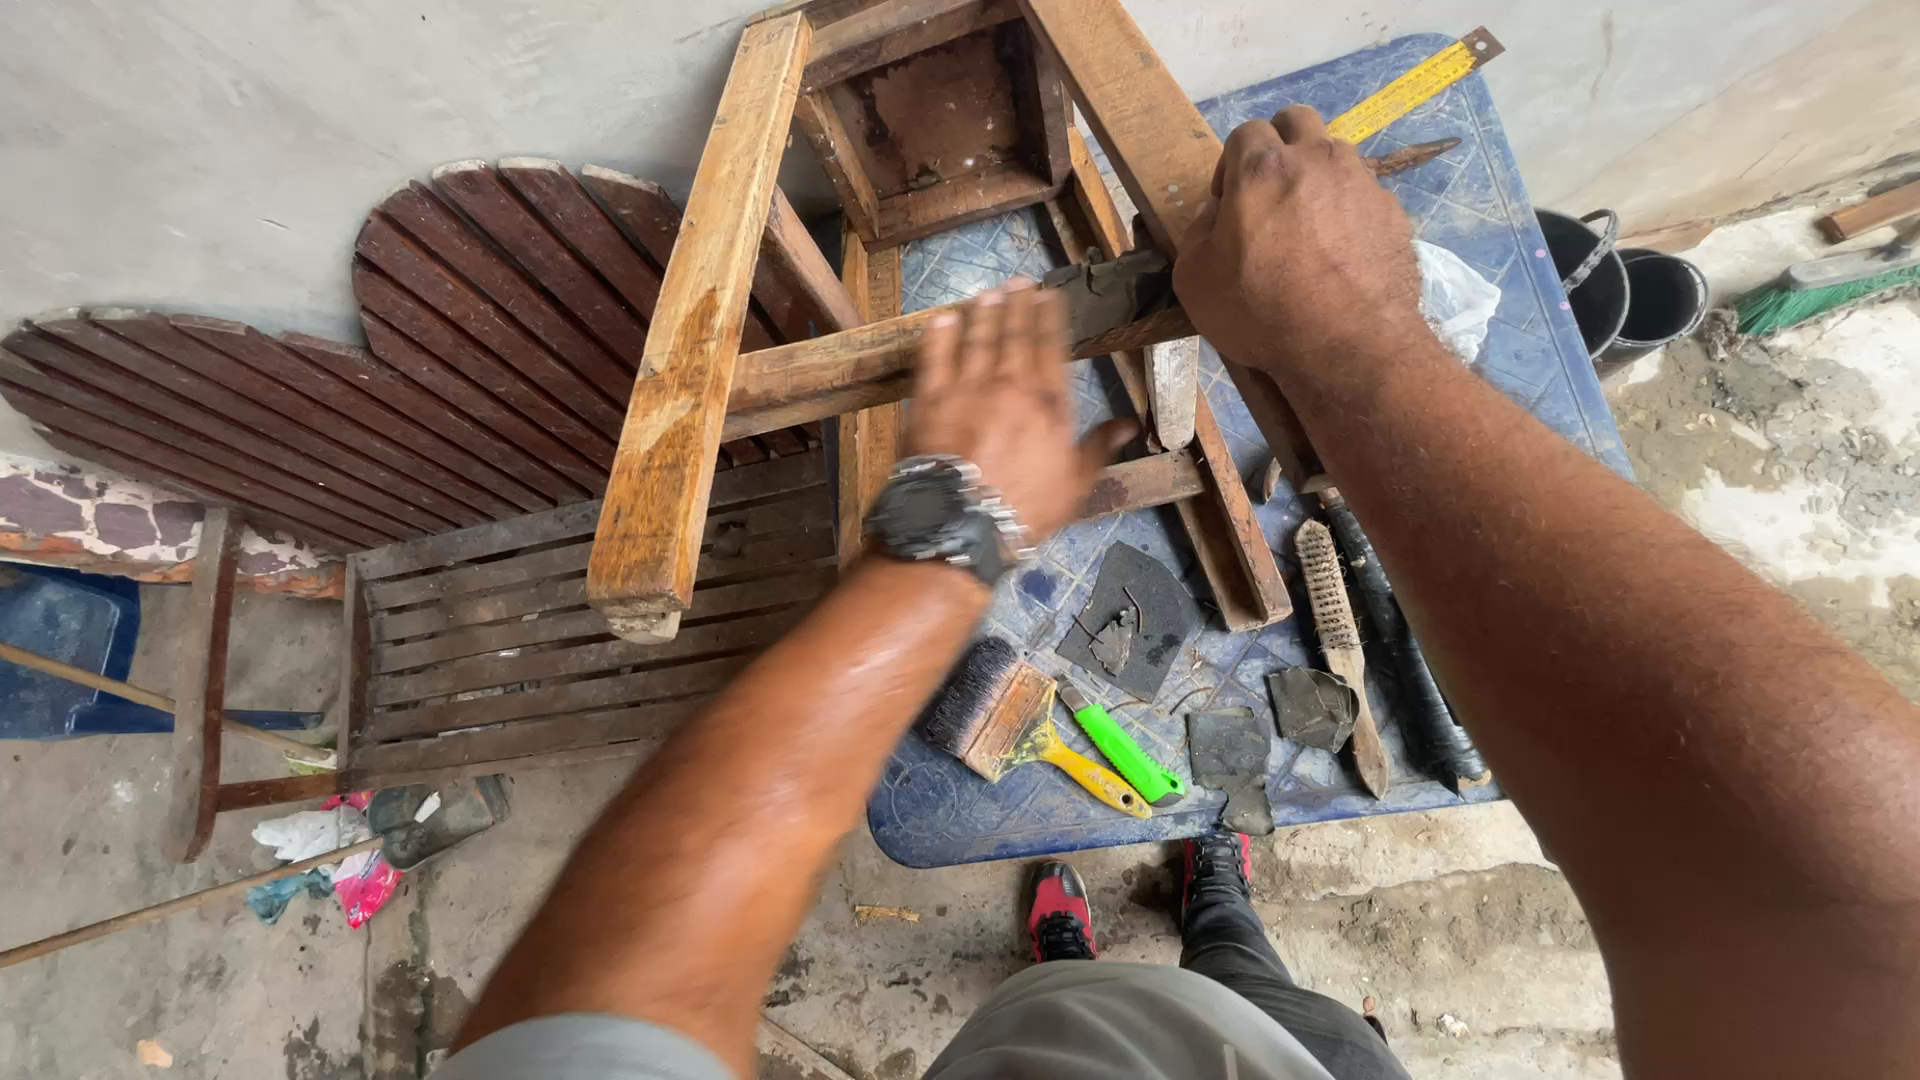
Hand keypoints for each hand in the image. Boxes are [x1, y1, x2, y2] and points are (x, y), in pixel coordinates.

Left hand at [906, 282, 1134, 544]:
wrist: (964, 524)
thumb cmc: (1025, 508)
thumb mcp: (1075, 484)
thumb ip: (1099, 447)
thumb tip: (1131, 423)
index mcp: (1048, 403)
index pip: (1050, 347)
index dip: (1048, 317)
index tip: (1048, 295)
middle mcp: (1010, 384)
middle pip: (1014, 334)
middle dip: (1017, 304)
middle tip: (1017, 281)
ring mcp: (967, 388)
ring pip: (976, 338)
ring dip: (983, 312)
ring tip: (987, 293)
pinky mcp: (929, 399)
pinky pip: (934, 357)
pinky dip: (939, 335)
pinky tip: (943, 319)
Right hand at [1173, 106, 1429, 375]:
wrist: (1345, 344)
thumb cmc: (1257, 311)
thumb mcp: (1194, 280)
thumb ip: (1197, 232)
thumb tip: (1216, 212)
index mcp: (1262, 169)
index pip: (1244, 133)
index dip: (1229, 163)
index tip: (1226, 202)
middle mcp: (1317, 159)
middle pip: (1295, 121)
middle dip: (1276, 146)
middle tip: (1265, 193)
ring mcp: (1362, 181)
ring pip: (1333, 153)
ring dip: (1313, 176)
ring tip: (1303, 227)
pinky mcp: (1391, 211)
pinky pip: (1361, 194)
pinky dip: (1343, 211)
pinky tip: (1334, 255)